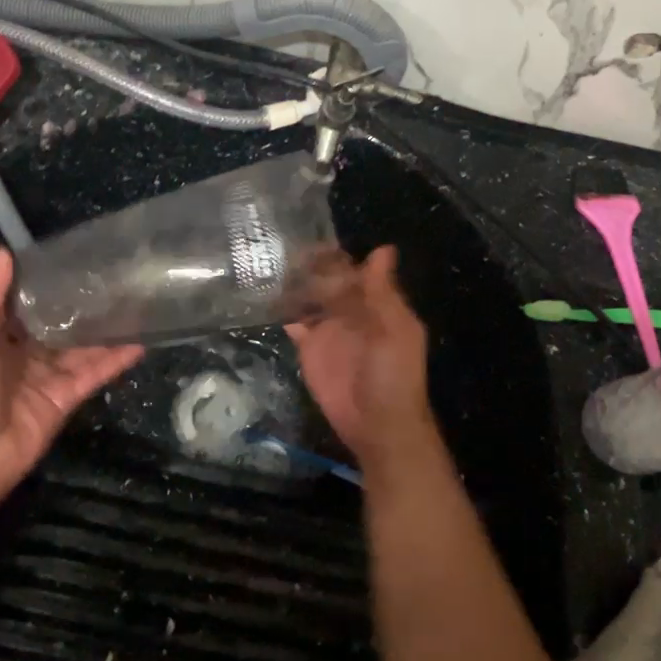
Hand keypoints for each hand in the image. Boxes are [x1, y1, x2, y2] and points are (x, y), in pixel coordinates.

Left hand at [0, 248, 142, 505]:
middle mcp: (26, 350)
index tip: (76, 253)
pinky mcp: (69, 396)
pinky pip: (95, 372)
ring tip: (137, 301)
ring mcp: (50, 374)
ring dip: (106, 327)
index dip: (48, 279)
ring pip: (83, 344)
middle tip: (116, 274)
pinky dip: (117, 358)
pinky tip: (141, 340)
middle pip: (60, 320)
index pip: (28, 299)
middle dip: (83, 302)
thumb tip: (5, 251)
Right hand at [285, 246, 437, 467]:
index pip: (354, 270)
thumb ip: (383, 292)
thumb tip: (383, 248)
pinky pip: (295, 323)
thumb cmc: (394, 376)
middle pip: (327, 280)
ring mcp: (329, 329)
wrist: (379, 426)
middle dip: (309, 266)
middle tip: (281, 247)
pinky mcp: (310, 349)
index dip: (335, 256)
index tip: (310, 234)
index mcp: (376, 303)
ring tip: (269, 264)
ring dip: (294, 284)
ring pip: (309, 298)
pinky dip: (283, 311)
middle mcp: (351, 311)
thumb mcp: (395, 330)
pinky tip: (266, 297)